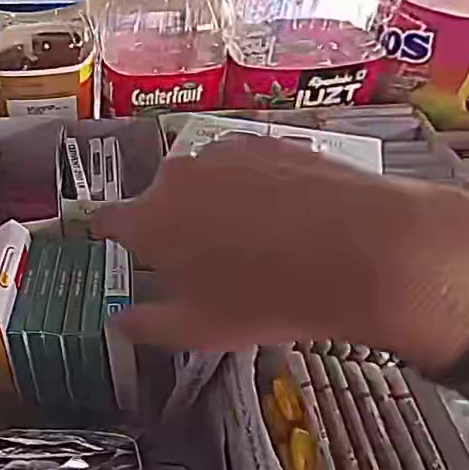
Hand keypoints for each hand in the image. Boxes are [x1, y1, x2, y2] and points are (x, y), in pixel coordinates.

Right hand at [94, 135, 468, 377]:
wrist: (363, 251)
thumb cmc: (269, 298)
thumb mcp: (201, 329)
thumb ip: (147, 325)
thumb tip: (117, 322)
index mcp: (148, 220)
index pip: (105, 220)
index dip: (109, 235)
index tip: (119, 246)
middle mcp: (175, 176)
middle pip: (157, 199)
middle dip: (170, 224)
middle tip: (203, 257)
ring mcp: (221, 152)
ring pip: (200, 180)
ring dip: (210, 201)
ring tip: (252, 235)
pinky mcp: (262, 140)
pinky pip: (238, 164)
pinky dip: (248, 184)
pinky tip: (281, 211)